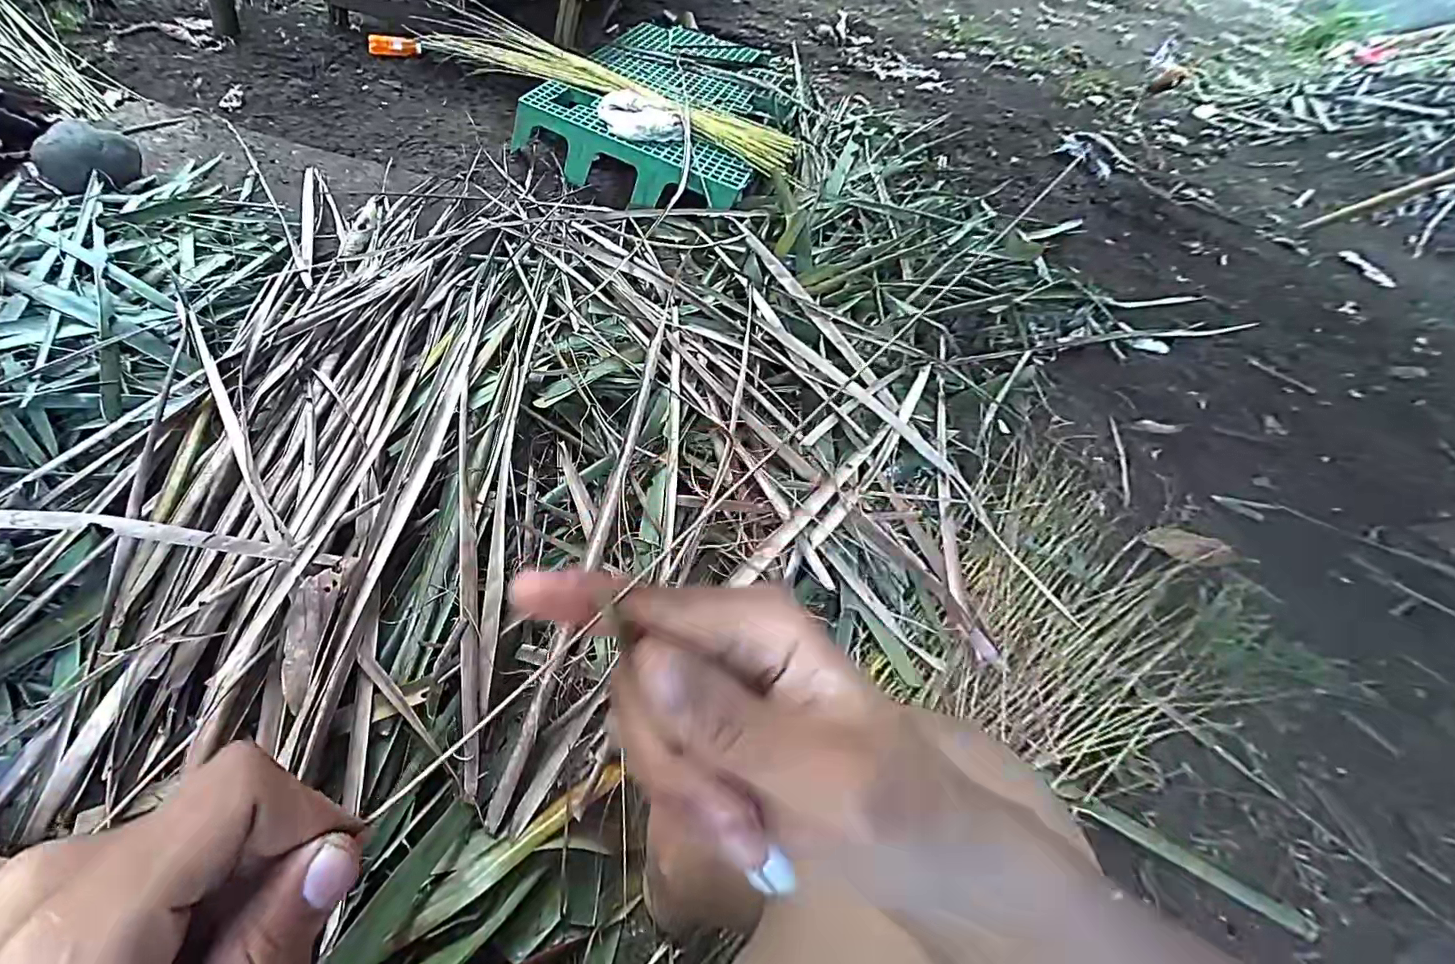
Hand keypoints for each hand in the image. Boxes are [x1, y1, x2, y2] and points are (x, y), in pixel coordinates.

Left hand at [0, 742, 363, 963]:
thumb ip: (264, 942)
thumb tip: (339, 853)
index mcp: (81, 911)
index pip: (237, 783)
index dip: (303, 813)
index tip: (334, 869)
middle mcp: (46, 870)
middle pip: (210, 809)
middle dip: (267, 857)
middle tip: (277, 940)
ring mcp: (14, 882)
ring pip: (175, 835)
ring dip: (222, 880)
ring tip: (213, 957)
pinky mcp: (4, 900)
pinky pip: (126, 862)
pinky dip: (173, 893)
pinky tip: (166, 951)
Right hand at [512, 571, 1095, 935]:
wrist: (930, 864)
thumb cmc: (901, 808)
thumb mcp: (824, 776)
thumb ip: (729, 720)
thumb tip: (643, 658)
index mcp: (755, 623)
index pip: (650, 606)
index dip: (583, 597)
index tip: (524, 591)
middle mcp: (719, 640)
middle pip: (634, 679)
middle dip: (670, 757)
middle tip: (735, 820)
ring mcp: (704, 684)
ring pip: (637, 724)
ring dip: (682, 789)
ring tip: (751, 834)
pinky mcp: (698, 726)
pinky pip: (652, 757)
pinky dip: (685, 803)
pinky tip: (738, 831)